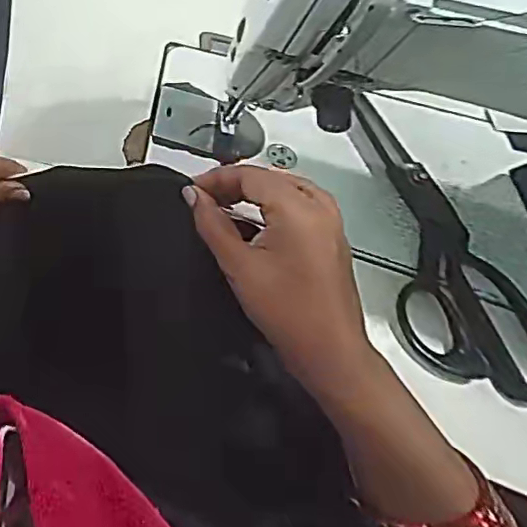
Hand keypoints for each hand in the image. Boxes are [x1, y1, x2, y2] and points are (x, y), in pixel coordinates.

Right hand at [183, 165, 376, 387]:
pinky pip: (298, 205)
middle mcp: (320, 211)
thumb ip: (210, 223)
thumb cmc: (293, 315)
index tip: (195, 190)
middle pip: (268, 176)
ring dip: (252, 192)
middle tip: (205, 197)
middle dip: (233, 183)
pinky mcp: (331, 239)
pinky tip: (251, 223)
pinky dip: (271, 205)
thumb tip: (194, 197)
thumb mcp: (237, 264)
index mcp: (298, 210)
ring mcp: (330, 225)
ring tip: (225, 206)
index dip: (215, 179)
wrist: (328, 352)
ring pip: (284, 188)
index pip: (249, 174)